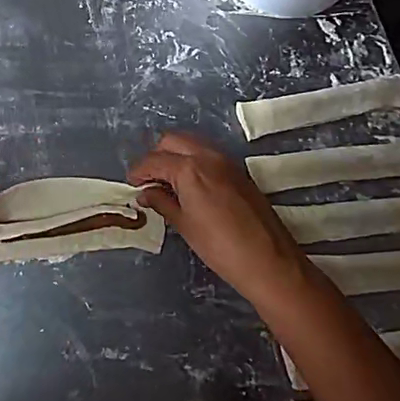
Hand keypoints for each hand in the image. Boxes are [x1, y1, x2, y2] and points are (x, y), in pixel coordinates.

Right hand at [129, 131, 306, 305]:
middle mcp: (207, 155)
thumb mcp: (185, 225)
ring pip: (191, 144)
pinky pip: (208, 154)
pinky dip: (193, 161)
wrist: (267, 259)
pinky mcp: (238, 170)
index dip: (138, 172)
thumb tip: (146, 193)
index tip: (132, 185)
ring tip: (167, 184)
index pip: (154, 161)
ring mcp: (226, 160)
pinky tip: (189, 186)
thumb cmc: (220, 247)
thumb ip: (162, 202)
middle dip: (156, 157)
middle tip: (148, 182)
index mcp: (189, 168)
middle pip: (172, 141)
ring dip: (175, 156)